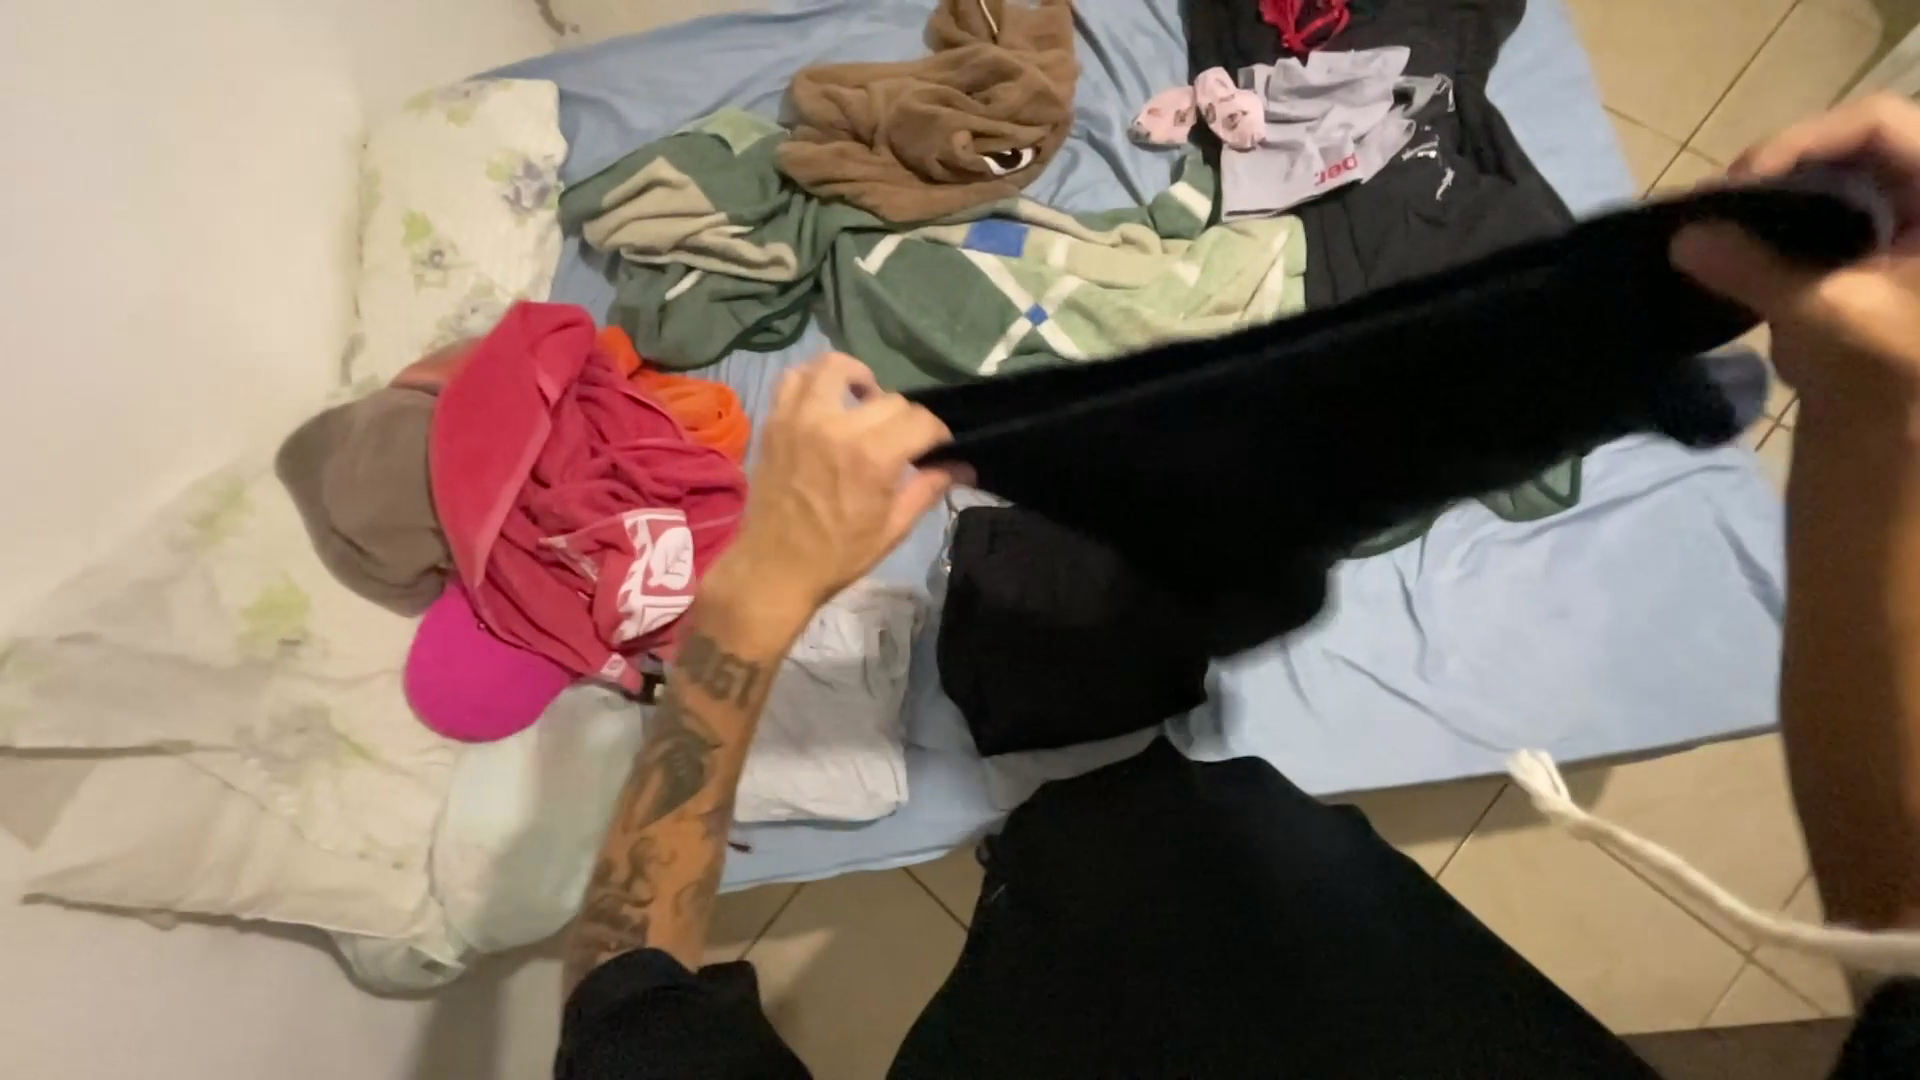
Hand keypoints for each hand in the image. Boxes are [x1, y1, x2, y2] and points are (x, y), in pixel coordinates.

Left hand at [706, 353, 963, 622]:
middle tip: (902, 441)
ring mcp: (800, 419)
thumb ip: (929, 488)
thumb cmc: (838, 555)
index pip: (921, 420)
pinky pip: (794, 378)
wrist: (775, 569)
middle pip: (889, 399)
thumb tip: (964, 467)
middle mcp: (837, 427)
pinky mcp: (775, 421)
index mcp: (873, 457)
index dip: (938, 433)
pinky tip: (827, 401)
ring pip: (836, 367)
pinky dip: (814, 380)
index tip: (938, 446)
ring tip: (865, 401)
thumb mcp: (893, 527)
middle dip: (906, 418)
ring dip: (859, 379)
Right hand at [1670, 93, 1919, 434]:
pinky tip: (1726, 235)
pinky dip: (1767, 214)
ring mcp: (1900, 211)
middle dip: (1777, 165)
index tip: (1737, 183)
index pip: (1882, 126)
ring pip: (1828, 171)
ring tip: (1711, 218)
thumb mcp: (1824, 313)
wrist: (1889, 415)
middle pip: (1852, 140)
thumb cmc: (1883, 366)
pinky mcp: (1864, 237)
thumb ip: (1753, 270)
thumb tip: (1682, 237)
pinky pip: (1814, 203)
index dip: (1804, 141)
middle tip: (1712, 204)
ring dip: (1766, 190)